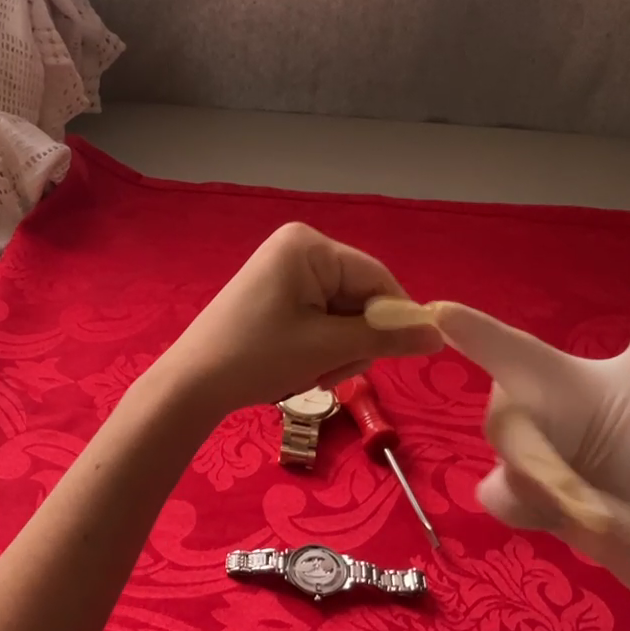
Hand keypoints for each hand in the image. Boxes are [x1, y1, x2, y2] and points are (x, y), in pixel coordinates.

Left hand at [150, 223, 442, 419]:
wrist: (190, 384)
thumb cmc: (256, 357)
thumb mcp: (326, 348)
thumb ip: (385, 337)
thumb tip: (439, 334)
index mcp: (309, 246)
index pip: (377, 279)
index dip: (394, 319)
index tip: (400, 356)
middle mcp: (298, 249)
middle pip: (360, 299)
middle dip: (351, 342)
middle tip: (323, 371)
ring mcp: (284, 273)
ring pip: (341, 317)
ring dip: (333, 353)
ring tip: (302, 372)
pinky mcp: (275, 298)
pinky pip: (318, 323)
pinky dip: (315, 351)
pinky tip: (292, 368)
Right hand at [368, 229, 629, 630]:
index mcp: (555, 376)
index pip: (501, 344)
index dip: (467, 328)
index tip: (433, 311)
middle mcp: (529, 410)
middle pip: (501, 421)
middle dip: (543, 460)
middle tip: (591, 498)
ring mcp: (519, 456)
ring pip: (506, 464)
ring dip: (557, 492)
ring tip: (607, 514)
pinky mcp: (514, 496)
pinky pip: (500, 495)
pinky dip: (542, 513)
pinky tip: (584, 522)